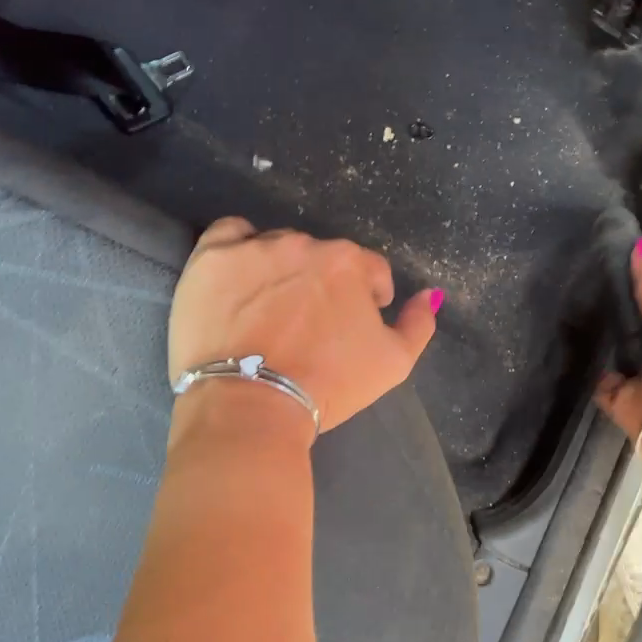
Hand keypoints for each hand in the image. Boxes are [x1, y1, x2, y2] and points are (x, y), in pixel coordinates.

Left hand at [168, 219, 441, 432]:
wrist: (249, 407)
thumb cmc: (328, 385)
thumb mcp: (394, 363)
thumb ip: (419, 323)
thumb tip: (430, 295)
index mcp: (351, 263)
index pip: (370, 270)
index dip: (367, 299)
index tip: (352, 327)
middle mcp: (306, 245)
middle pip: (322, 258)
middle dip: (321, 285)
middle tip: (308, 325)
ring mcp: (255, 248)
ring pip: (277, 248)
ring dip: (280, 271)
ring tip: (267, 310)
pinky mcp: (210, 259)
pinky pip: (230, 234)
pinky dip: (238, 248)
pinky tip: (238, 276)